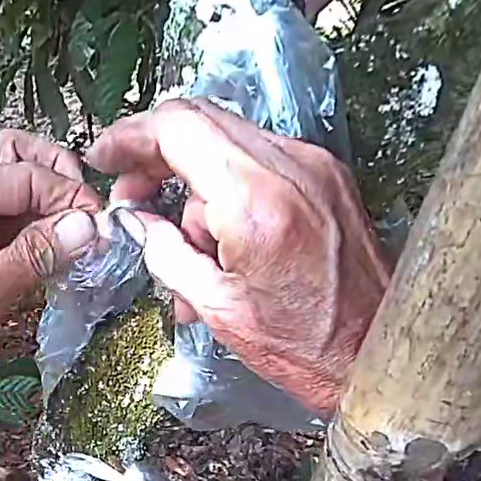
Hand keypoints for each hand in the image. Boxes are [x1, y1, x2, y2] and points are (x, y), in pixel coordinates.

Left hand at [0, 131, 99, 480]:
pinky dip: (44, 236)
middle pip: (16, 165)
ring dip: (54, 211)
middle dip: (59, 183)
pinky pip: (17, 230)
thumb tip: (89, 227)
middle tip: (90, 217)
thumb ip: (36, 254)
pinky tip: (65, 254)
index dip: (64, 194)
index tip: (99, 223)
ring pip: (20, 197)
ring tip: (84, 238)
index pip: (19, 174)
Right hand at [87, 99, 390, 415]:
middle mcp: (291, 169)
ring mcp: (315, 169)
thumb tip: (139, 223)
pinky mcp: (327, 181)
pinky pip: (260, 168)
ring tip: (186, 254)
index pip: (177, 128)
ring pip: (229, 148)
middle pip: (202, 124)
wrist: (374, 355)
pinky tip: (221, 246)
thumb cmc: (305, 347)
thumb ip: (167, 255)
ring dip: (194, 190)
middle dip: (157, 159)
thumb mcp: (218, 309)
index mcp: (256, 202)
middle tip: (135, 200)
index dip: (130, 137)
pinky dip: (229, 197)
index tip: (106, 158)